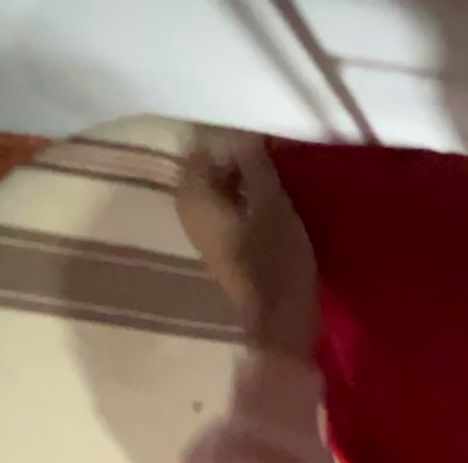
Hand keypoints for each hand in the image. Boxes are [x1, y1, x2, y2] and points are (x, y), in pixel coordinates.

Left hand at [176, 128, 318, 355]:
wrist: (279, 321)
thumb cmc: (275, 260)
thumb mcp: (273, 205)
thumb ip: (257, 165)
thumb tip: (244, 135)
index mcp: (194, 194)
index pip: (205, 148)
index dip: (236, 142)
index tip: (269, 146)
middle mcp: (188, 212)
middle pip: (211, 174)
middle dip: (241, 166)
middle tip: (277, 165)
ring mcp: (203, 237)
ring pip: (222, 197)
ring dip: (247, 189)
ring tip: (279, 189)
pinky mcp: (222, 255)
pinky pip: (230, 218)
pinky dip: (248, 210)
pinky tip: (273, 214)